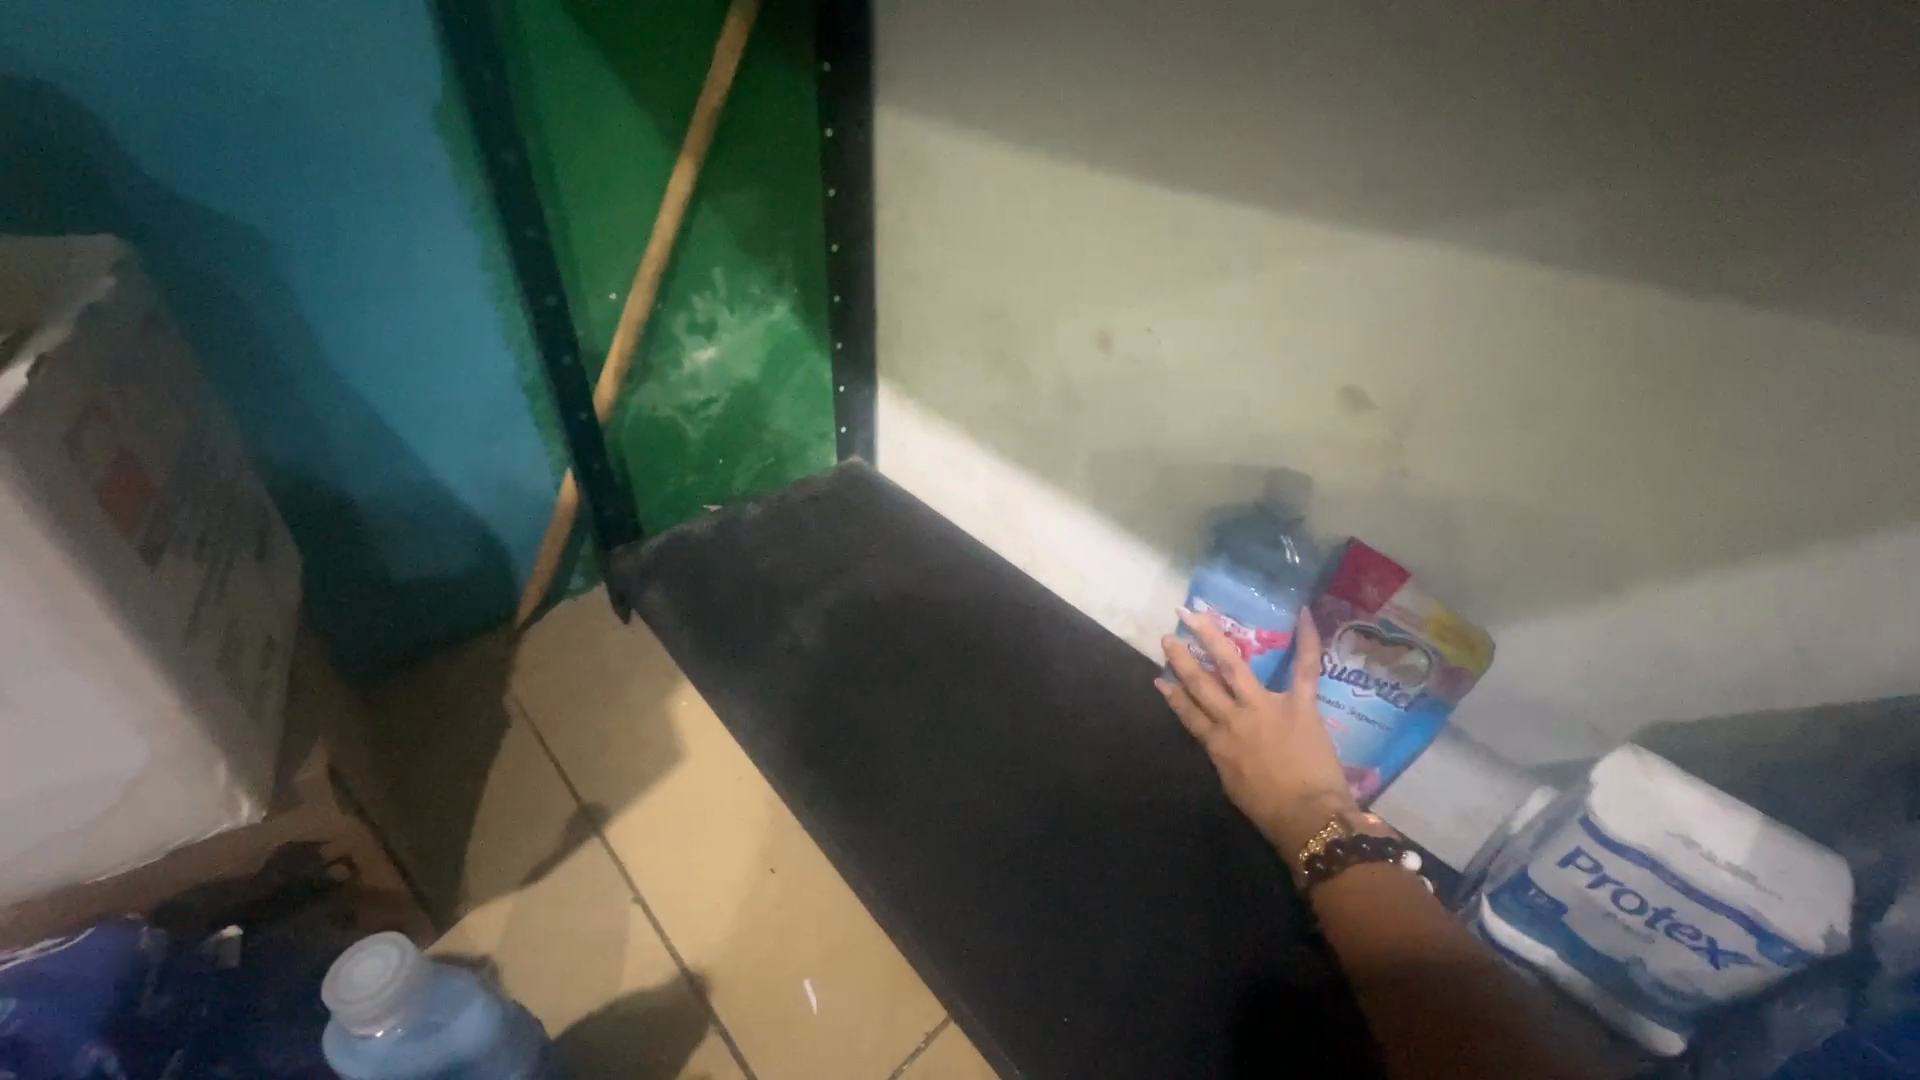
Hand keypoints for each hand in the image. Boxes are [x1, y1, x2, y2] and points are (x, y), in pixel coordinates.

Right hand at [1158, 608, 1355, 861]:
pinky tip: (1303, 614)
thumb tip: (1223, 746)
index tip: (1158, 677)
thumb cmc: (1272, 813)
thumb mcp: (1234, 788)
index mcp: (1217, 744)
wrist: (1309, 818)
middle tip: (1168, 635)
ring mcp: (1265, 707)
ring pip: (1232, 665)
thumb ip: (1226, 760)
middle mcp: (1234, 718)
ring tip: (1197, 616)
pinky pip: (1305, 668)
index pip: (1188, 712)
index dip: (1172, 694)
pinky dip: (1307, 641)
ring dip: (1211, 638)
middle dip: (1182, 658)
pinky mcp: (1300, 705)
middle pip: (1201, 682)